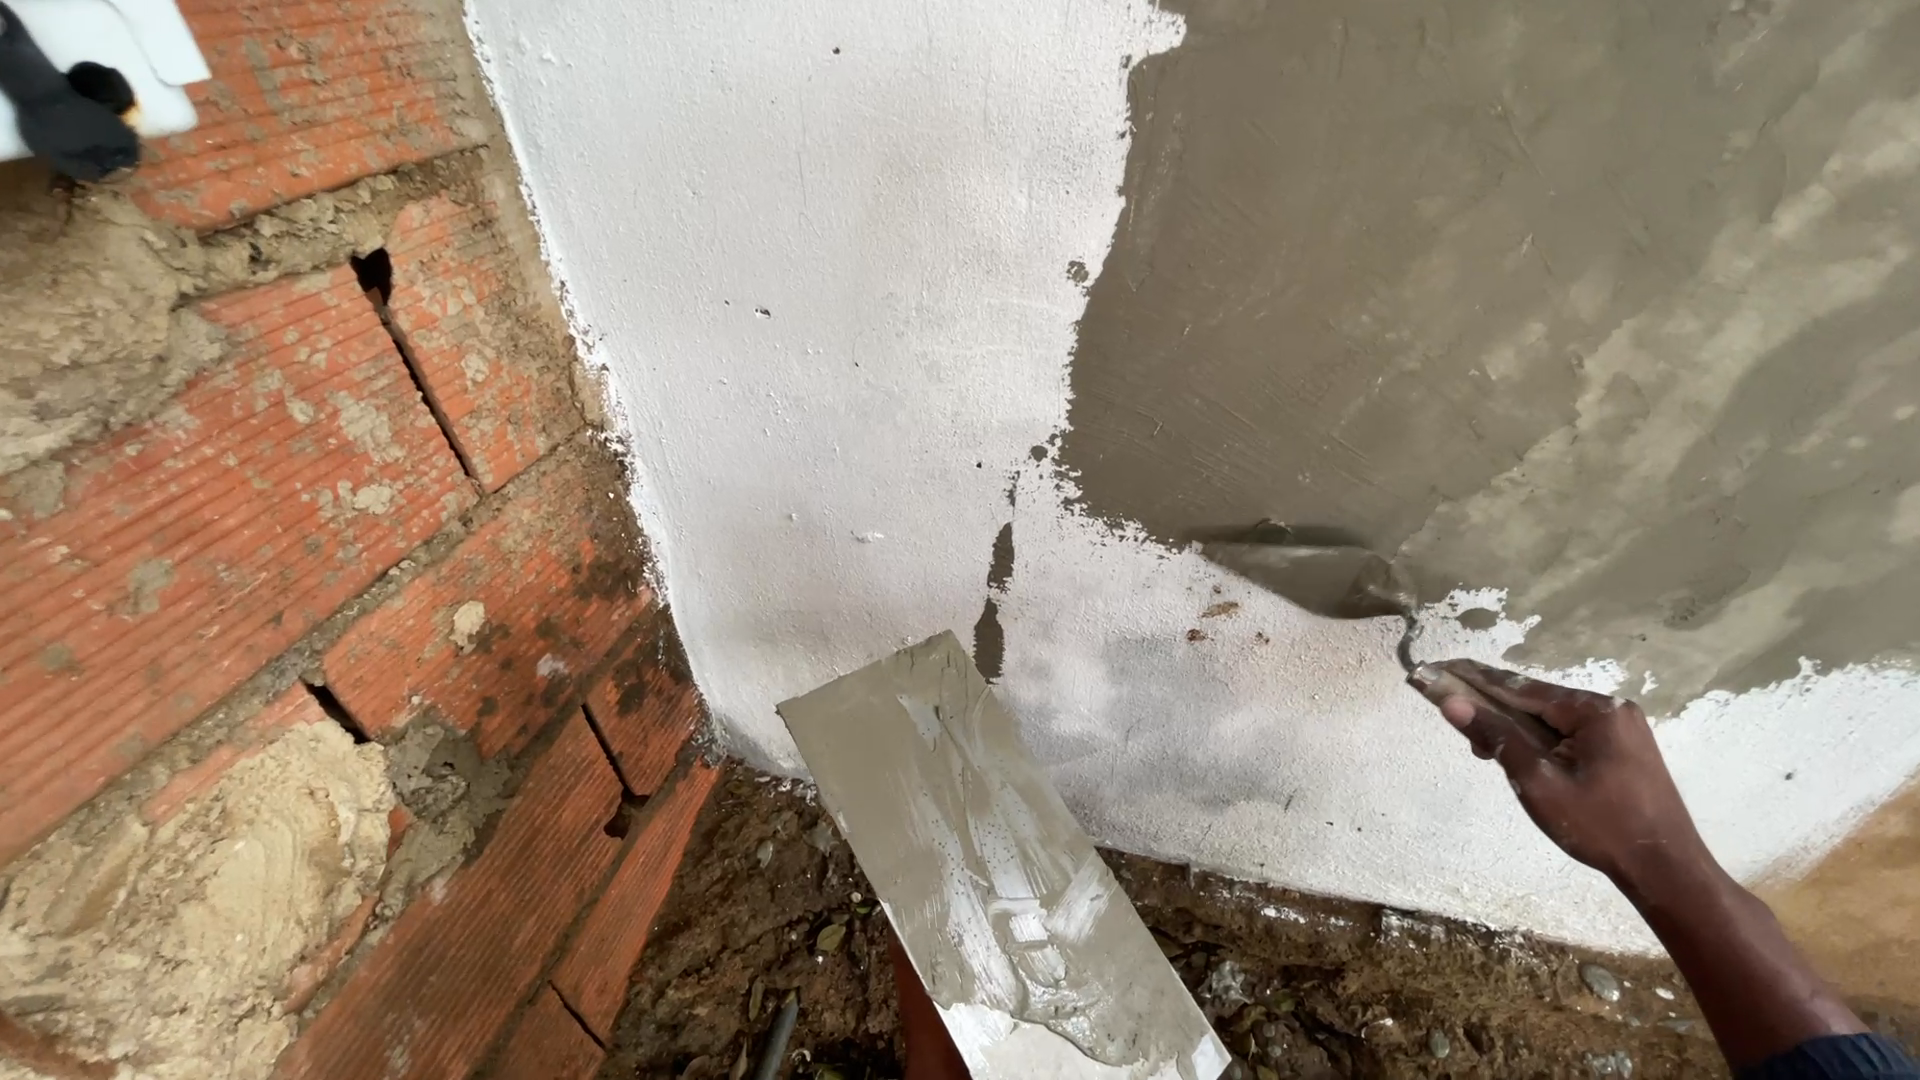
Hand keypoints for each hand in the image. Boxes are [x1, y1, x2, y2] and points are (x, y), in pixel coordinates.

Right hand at [1407, 659, 1708, 883]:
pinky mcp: (1620, 746)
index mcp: (1595, 711)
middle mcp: (1610, 709)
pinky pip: (1563, 731)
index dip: (1472, 679)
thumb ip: (1495, 736)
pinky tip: (1516, 755)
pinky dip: (1534, 739)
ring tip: (1483, 750)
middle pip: (1533, 700)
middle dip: (1490, 708)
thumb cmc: (1601, 827)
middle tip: (1454, 718)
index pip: (1518, 688)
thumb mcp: (1538, 781)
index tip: (1436, 668)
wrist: (1667, 872)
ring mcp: (1618, 728)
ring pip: (1546, 717)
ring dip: (1511, 728)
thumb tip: (1450, 702)